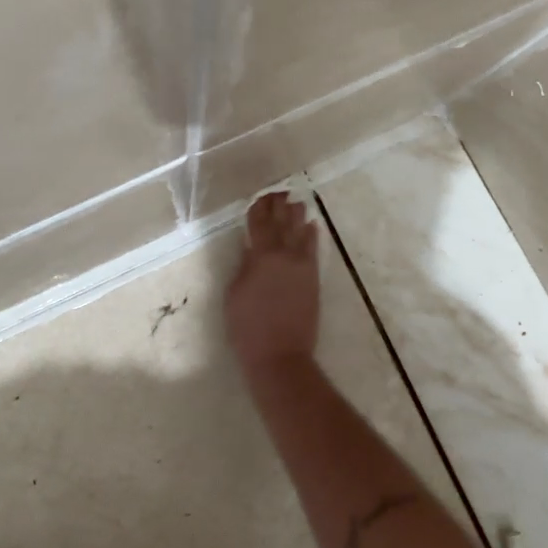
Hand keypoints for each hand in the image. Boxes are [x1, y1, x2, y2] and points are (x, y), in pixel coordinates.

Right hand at [227, 191, 320, 372]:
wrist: (280, 356)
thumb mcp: (234, 294)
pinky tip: (312, 227)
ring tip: (296, 202)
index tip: (259, 198)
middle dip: (279, 206)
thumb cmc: (248, 328)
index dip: (259, 209)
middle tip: (279, 192)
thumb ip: (244, 266)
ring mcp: (302, 266)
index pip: (259, 224)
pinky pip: (313, 250)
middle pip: (282, 223)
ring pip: (301, 233)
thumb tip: (252, 248)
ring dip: (297, 216)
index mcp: (261, 256)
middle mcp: (285, 255)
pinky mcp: (313, 279)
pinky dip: (312, 236)